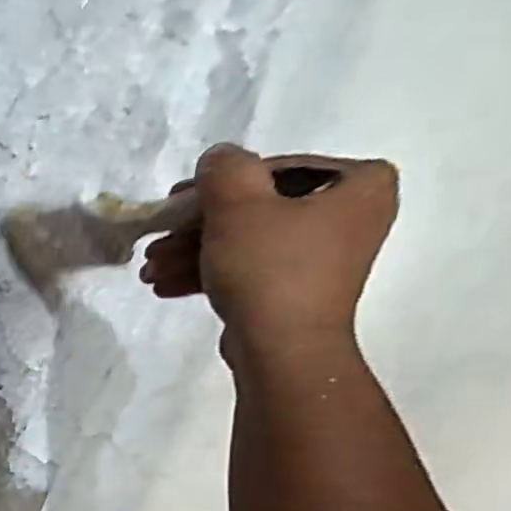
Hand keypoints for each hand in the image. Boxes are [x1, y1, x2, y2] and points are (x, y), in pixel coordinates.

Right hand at [142, 143, 398, 362]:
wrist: (281, 350)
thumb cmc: (269, 268)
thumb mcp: (237, 204)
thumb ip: (224, 169)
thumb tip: (217, 159)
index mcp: (358, 184)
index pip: (272, 171)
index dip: (217, 187)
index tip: (174, 206)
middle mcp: (349, 216)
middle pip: (256, 209)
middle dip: (196, 228)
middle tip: (156, 243)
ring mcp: (322, 259)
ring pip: (245, 242)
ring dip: (192, 254)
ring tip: (151, 272)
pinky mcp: (296, 292)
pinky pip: (249, 270)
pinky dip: (209, 274)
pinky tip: (167, 286)